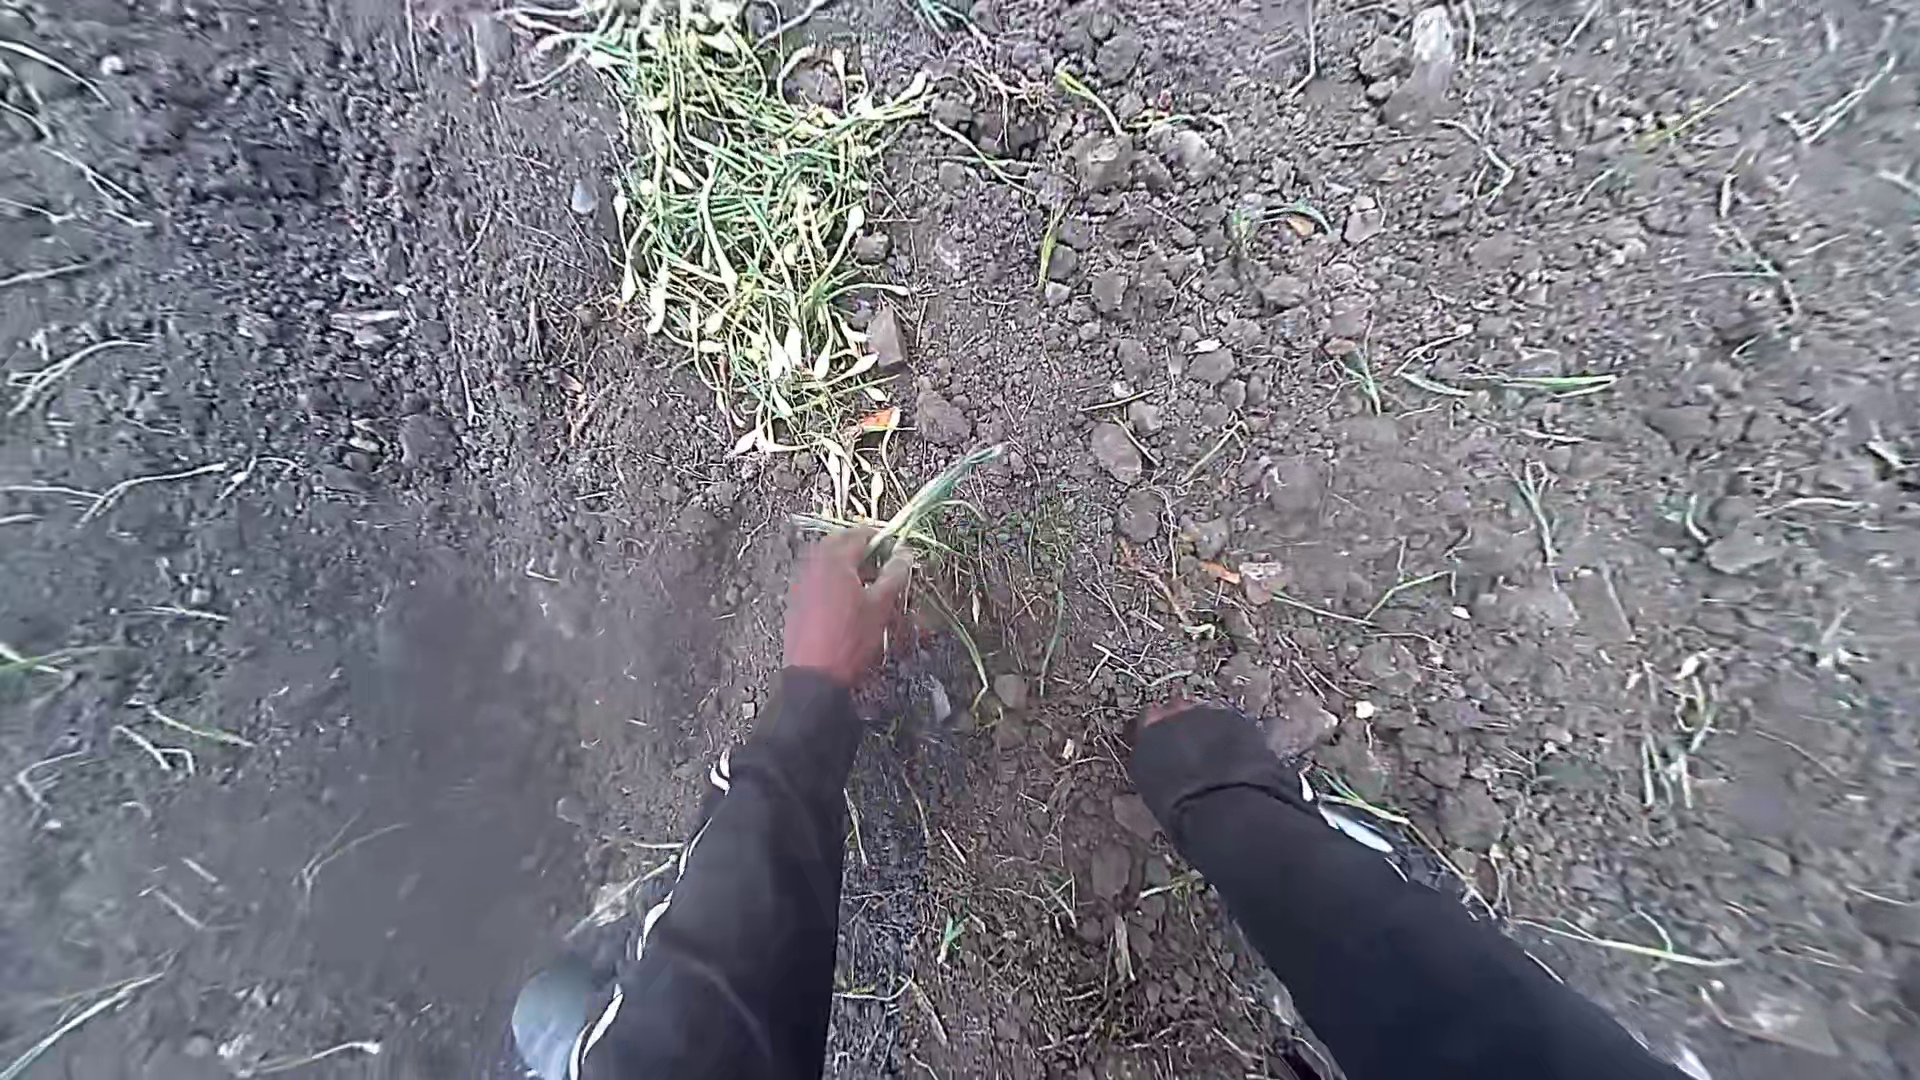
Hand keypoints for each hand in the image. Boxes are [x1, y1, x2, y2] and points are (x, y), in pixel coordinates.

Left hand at [784, 528, 913, 687]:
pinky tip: (850, 599)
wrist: (815, 675)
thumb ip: (894, 574)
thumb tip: (904, 554)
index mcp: (835, 560)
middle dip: (864, 548)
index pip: (861, 534)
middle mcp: (814, 564)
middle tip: (884, 563)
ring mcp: (802, 581)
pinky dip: (836, 579)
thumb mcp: (881, 605)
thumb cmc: (850, 640)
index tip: (898, 550)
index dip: (883, 538)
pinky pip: (819, 577)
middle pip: (841, 542)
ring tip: (870, 582)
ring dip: (850, 564)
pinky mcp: (797, 599)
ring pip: (828, 560)